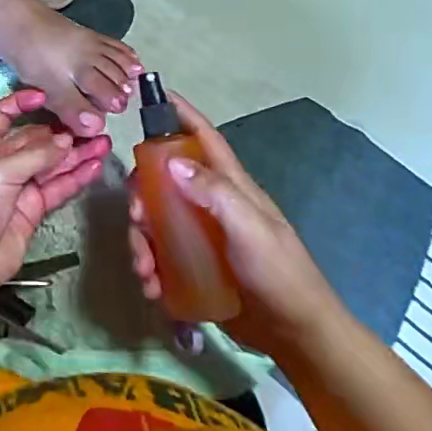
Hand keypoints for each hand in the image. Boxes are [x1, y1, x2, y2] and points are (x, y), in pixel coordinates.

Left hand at [0, 91, 109, 294]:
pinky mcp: (33, 209)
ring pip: (51, 164)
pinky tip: (94, 167)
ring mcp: (19, 187)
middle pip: (34, 140)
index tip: (46, 94)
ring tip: (103, 143)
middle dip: (61, 132)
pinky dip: (76, 177)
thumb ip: (34, 155)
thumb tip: (66, 140)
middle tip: (92, 124)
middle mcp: (2, 163)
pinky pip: (57, 187)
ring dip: (76, 154)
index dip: (20, 103)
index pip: (1, 116)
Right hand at [127, 94, 336, 354]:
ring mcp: (201, 237)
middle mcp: (211, 204)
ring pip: (156, 222)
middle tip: (135, 219)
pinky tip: (152, 289)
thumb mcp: (249, 228)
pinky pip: (160, 256)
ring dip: (142, 242)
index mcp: (230, 186)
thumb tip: (170, 160)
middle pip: (164, 181)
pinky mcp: (193, 267)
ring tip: (145, 272)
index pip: (203, 138)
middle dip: (141, 196)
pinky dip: (149, 269)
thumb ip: (214, 192)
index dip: (182, 115)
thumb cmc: (278, 273)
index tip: (155, 96)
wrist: (295, 334)